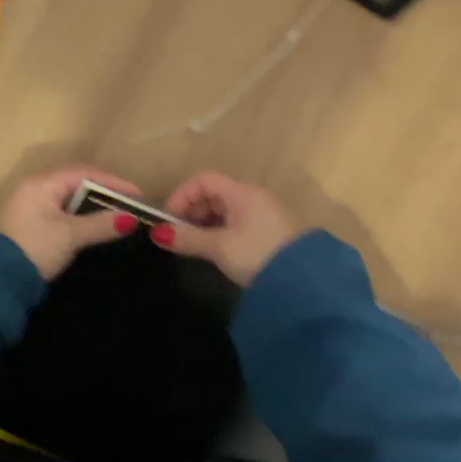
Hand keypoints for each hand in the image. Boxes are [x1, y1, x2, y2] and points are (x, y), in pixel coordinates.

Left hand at [0, 165, 142, 279]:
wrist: (0, 280)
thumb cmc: (36, 248)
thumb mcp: (70, 235)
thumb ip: (101, 224)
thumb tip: (131, 219)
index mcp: (41, 184)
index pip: (83, 174)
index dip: (112, 182)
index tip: (137, 195)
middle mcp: (34, 190)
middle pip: (76, 185)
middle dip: (104, 195)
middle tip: (130, 206)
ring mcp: (31, 209)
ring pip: (69, 202)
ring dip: (93, 209)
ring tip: (118, 218)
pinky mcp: (31, 227)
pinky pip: (62, 216)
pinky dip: (81, 220)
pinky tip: (96, 229)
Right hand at [153, 171, 295, 285]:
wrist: (303, 281)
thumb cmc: (257, 255)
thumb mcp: (219, 247)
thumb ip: (188, 238)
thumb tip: (157, 234)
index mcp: (242, 193)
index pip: (203, 180)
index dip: (181, 196)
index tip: (169, 220)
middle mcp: (252, 197)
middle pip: (212, 194)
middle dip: (191, 212)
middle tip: (179, 236)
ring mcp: (261, 214)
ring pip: (222, 210)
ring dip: (203, 224)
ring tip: (193, 246)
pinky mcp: (266, 232)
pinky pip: (234, 223)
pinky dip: (218, 232)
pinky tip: (214, 251)